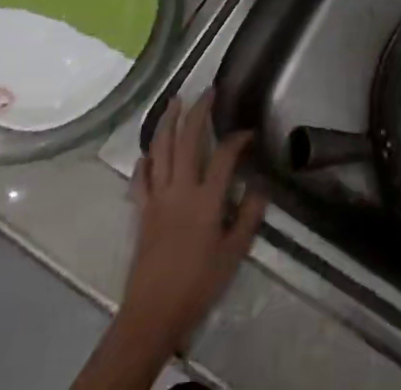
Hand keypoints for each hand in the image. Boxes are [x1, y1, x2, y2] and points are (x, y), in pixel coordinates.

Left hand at [122, 91, 267, 353]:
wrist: (154, 309)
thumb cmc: (198, 284)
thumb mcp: (233, 255)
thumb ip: (247, 219)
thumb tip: (259, 188)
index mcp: (205, 200)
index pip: (224, 157)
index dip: (237, 140)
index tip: (248, 132)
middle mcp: (179, 188)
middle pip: (187, 139)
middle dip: (198, 111)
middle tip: (208, 91)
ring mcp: (156, 195)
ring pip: (160, 148)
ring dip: (168, 121)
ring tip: (175, 100)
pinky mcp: (141, 207)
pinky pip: (141, 175)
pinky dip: (146, 158)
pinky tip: (149, 150)